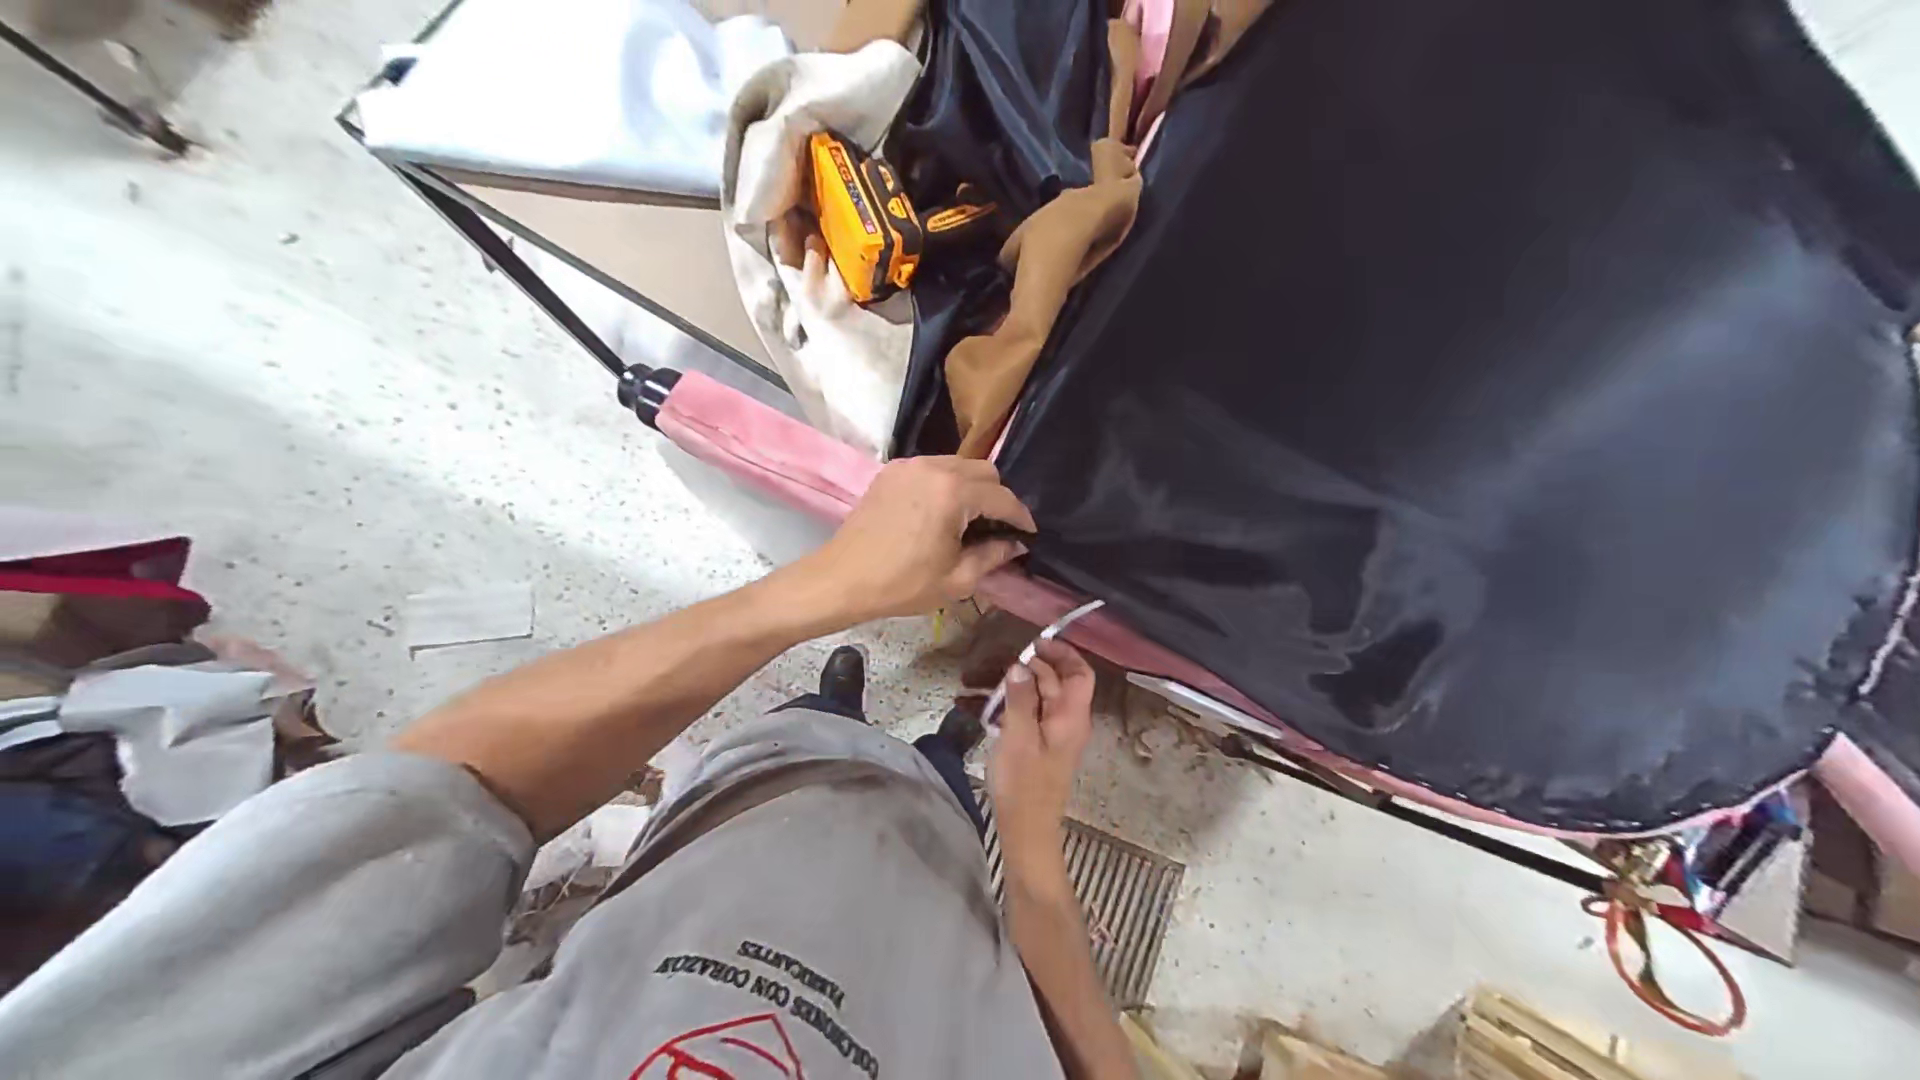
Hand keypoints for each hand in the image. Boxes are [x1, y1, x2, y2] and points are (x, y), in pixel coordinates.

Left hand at [801, 456, 1034, 623]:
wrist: (842, 580)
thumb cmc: (901, 584)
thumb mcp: (957, 579)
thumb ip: (994, 555)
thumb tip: (1015, 544)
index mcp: (952, 492)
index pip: (1002, 497)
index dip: (1021, 517)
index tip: (1028, 534)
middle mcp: (933, 467)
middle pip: (984, 471)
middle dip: (998, 498)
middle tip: (998, 529)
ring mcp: (909, 465)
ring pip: (959, 465)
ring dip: (973, 488)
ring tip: (971, 520)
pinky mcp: (891, 471)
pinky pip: (933, 468)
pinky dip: (946, 484)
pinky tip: (943, 512)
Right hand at [989, 640, 1095, 882]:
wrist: (1026, 829)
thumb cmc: (1023, 783)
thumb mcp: (1018, 736)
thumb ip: (1021, 698)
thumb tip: (1021, 666)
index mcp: (1072, 716)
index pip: (1079, 673)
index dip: (1061, 654)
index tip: (1033, 645)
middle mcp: (1070, 722)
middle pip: (1059, 682)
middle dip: (1034, 668)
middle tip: (1003, 665)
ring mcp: (1056, 735)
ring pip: (1043, 698)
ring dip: (1020, 687)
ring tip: (989, 684)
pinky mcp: (1042, 746)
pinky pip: (1033, 714)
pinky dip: (1016, 705)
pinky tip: (990, 706)